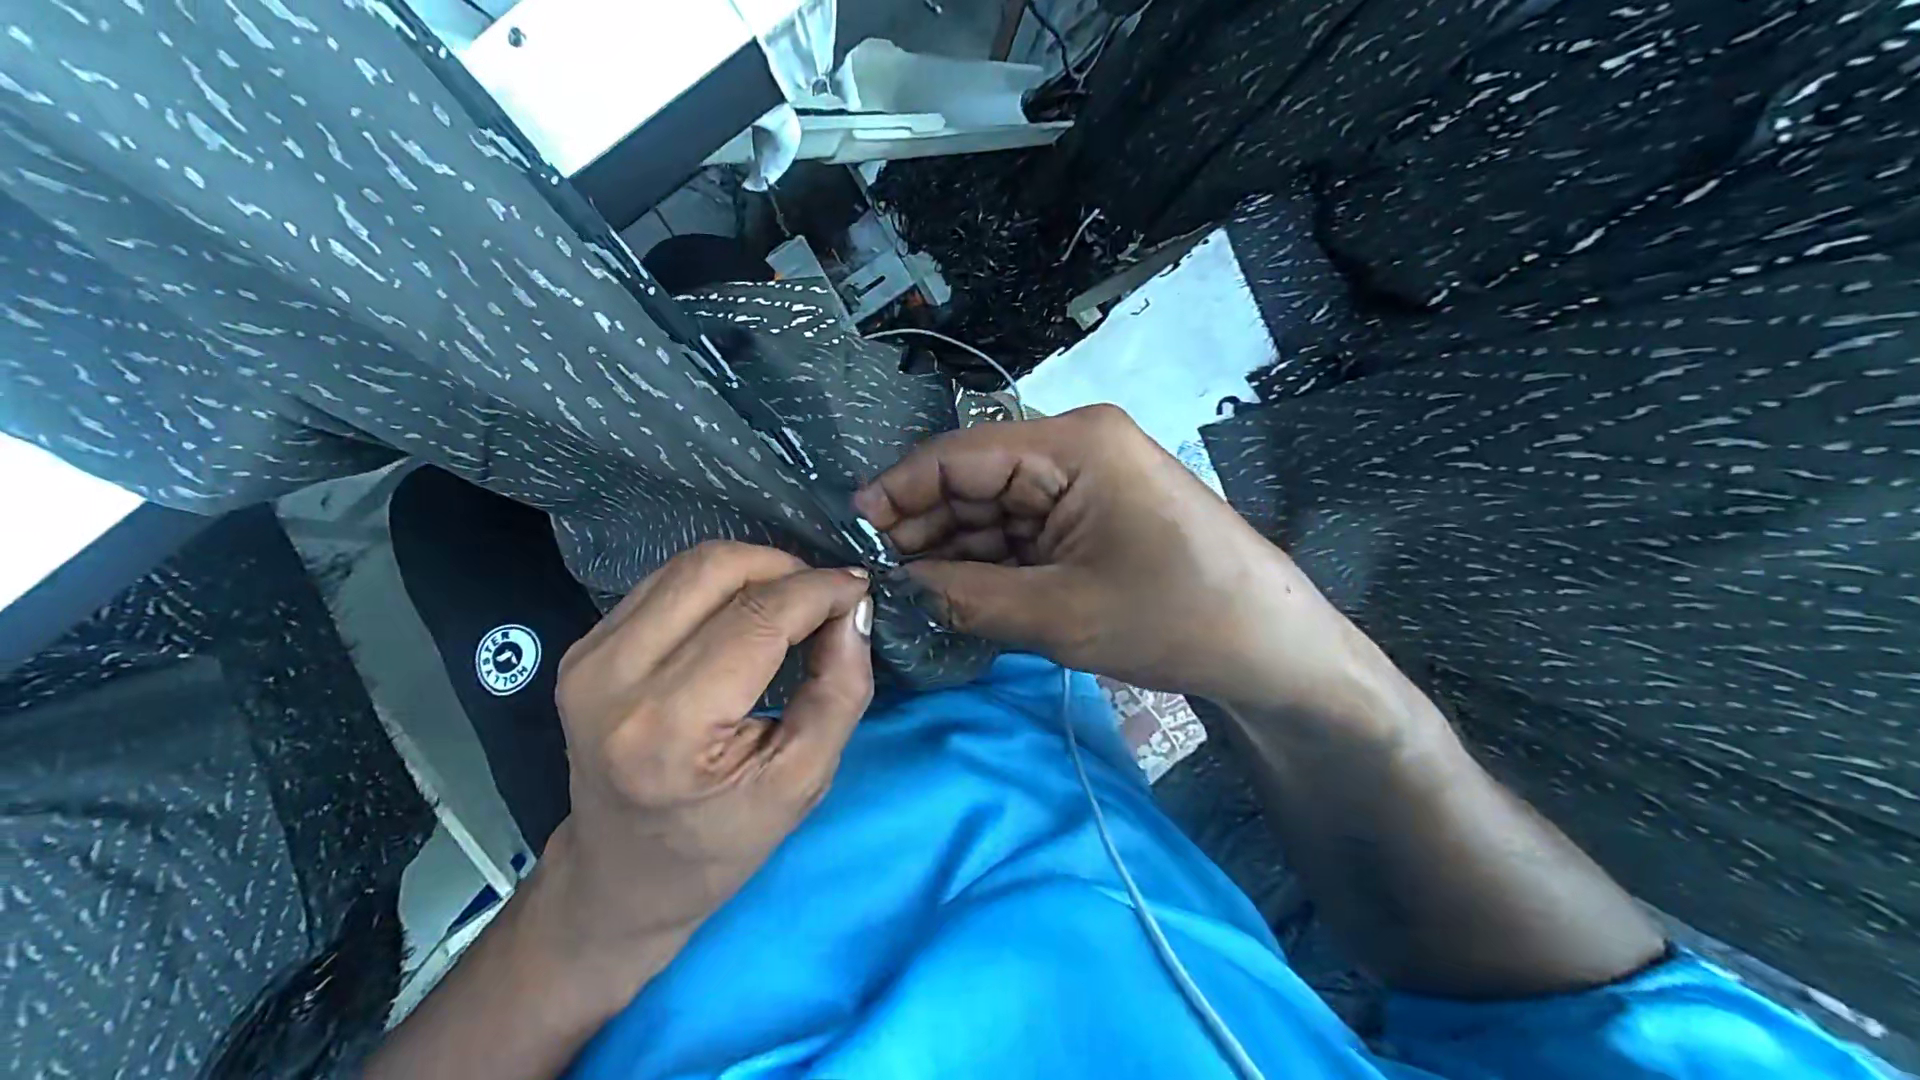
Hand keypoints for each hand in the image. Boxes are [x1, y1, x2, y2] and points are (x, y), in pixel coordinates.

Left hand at [539, 541, 874, 999]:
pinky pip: (667, 581)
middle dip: (788, 569)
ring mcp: (589, 656)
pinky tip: (746, 615)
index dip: (819, 590)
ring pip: (691, 563)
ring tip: (791, 606)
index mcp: (668, 727)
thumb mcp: (804, 781)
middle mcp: (613, 677)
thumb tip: (854, 608)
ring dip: (756, 569)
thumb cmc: (720, 842)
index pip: (758, 618)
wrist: (620, 876)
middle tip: (825, 600)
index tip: (859, 589)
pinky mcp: (585, 645)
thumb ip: (840, 690)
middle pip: (717, 569)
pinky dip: (721, 583)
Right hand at [854, 405, 1407, 722]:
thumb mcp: (1061, 614)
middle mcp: (1074, 448)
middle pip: (973, 479)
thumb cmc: (1174, 618)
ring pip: (994, 510)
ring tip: (904, 589)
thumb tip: (896, 589)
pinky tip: (952, 589)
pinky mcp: (1091, 515)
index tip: (851, 532)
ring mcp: (1084, 482)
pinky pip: (1023, 531)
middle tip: (874, 575)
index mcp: (1071, 444)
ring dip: (953, 548)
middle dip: (923, 527)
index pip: (959, 455)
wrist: (1270, 648)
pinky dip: (987, 560)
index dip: (898, 492)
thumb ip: (967, 597)